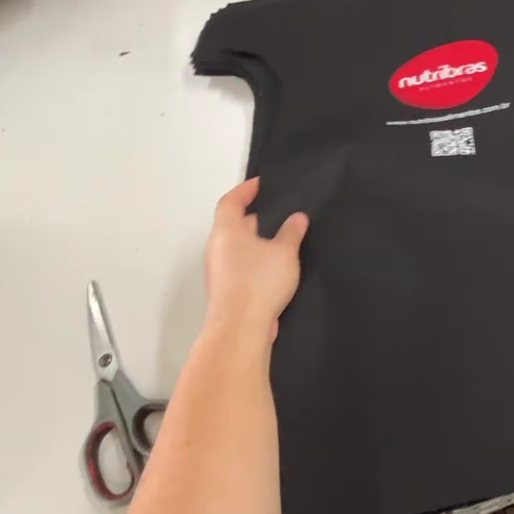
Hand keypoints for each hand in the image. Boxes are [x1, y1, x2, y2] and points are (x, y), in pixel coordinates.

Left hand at [202, 178, 308, 340]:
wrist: (239, 329)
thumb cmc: (259, 281)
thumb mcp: (284, 252)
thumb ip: (291, 231)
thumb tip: (297, 217)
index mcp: (226, 232)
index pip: (230, 202)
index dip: (244, 190)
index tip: (261, 184)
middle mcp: (217, 249)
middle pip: (232, 224)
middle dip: (254, 216)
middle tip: (277, 210)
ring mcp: (219, 271)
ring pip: (237, 247)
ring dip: (256, 240)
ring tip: (282, 237)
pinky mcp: (226, 290)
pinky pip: (241, 265)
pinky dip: (256, 259)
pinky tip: (276, 266)